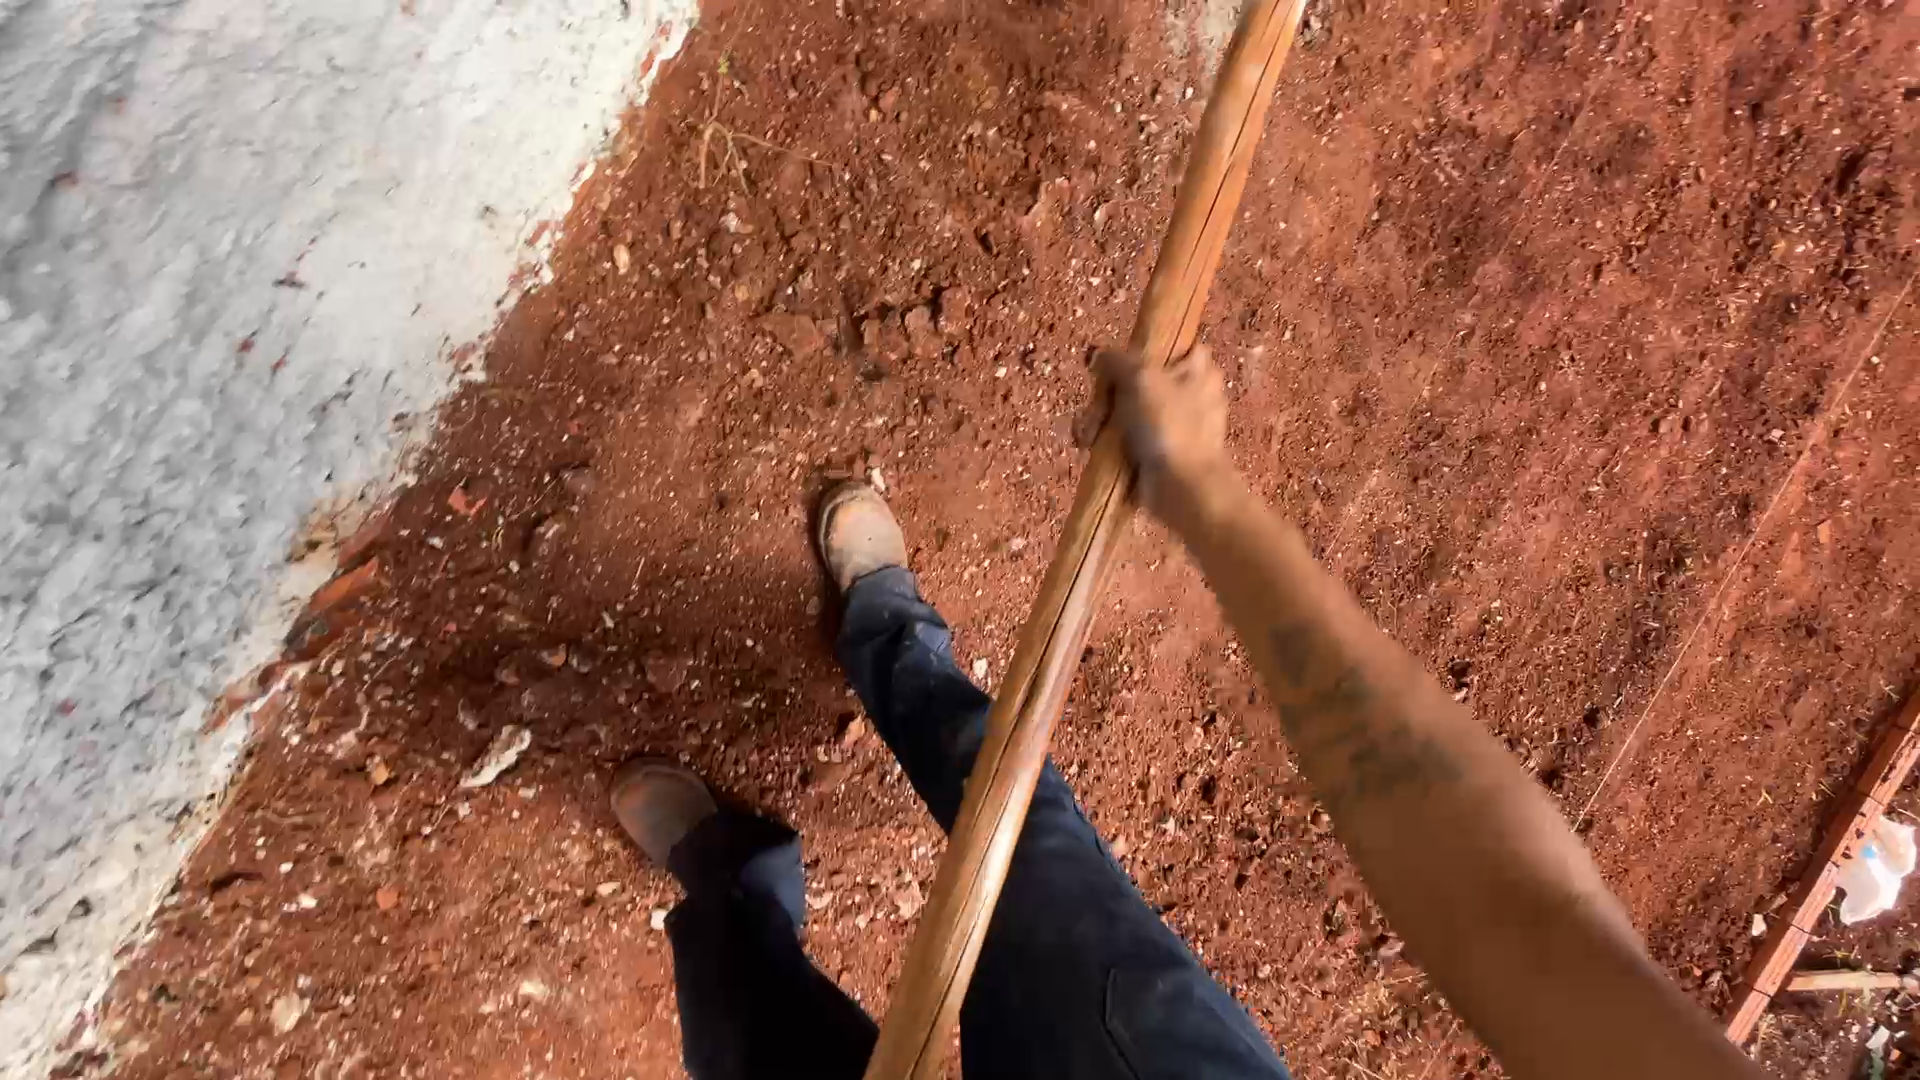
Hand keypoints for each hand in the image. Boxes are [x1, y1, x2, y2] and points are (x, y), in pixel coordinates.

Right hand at [1083, 344, 1232, 517]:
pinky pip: (1124, 439)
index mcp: (1198, 370)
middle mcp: (1189, 395)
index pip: (1171, 346)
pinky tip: (1090, 447)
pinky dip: (1105, 442)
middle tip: (1098, 405)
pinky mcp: (1155, 454)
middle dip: (1108, 393)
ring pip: (1126, 411)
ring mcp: (1171, 427)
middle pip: (1138, 380)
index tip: (1118, 363)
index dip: (1143, 350)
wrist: (1183, 488)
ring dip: (1100, 420)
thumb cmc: (1169, 426)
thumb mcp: (1141, 378)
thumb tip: (1098, 354)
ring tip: (1088, 433)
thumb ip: (1117, 359)